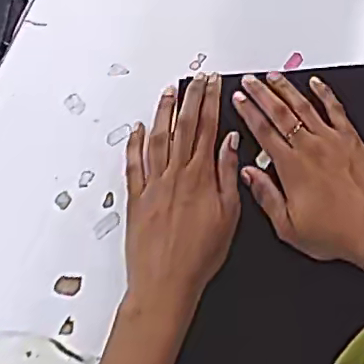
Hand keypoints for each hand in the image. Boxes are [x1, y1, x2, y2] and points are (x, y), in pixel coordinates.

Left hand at [123, 74, 240, 308]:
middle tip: (195, 79)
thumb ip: (228, 174)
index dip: (210, 102)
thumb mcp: (229, 215)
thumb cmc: (201, 255)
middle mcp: (176, 174)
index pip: (207, 128)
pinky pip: (133, 164)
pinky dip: (134, 144)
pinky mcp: (136, 198)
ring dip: (163, 112)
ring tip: (169, 92)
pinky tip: (136, 129)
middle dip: (191, 97)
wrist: (166, 284)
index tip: (212, 83)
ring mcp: (153, 184)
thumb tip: (230, 143)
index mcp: (200, 176)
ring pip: (158, 138)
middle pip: (184, 126)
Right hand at [234, 73, 363, 265]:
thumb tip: (247, 174)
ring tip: (273, 76)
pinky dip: (323, 92)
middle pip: (279, 112)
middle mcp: (309, 147)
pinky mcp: (349, 137)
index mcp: (291, 168)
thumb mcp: (288, 226)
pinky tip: (315, 83)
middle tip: (250, 81)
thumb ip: (265, 196)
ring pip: (303, 105)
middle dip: (261, 93)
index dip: (248, 112)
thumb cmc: (333, 232)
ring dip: (286, 88)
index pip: (263, 131)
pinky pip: (334, 108)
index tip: (239, 99)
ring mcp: (330, 139)